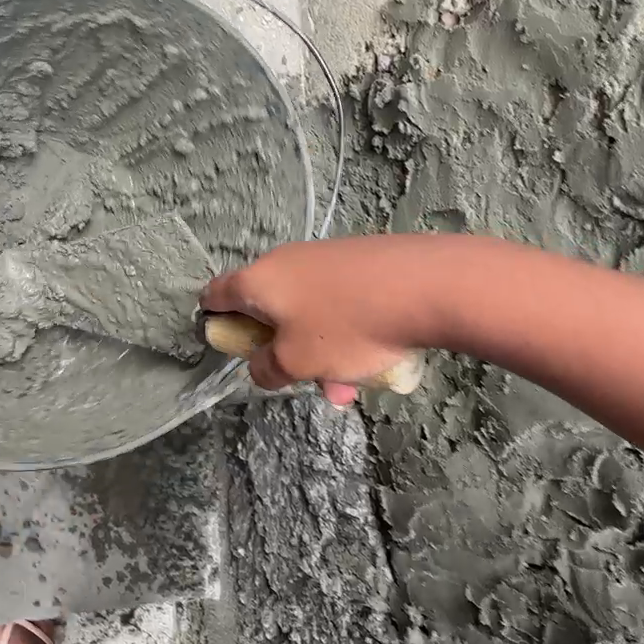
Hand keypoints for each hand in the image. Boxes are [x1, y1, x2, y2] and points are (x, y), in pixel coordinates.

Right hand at [201, 235, 454, 403]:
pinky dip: (347, 331)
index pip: (215, 294)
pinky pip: (339, 302)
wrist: (429, 285)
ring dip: (321, 351)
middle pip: (268, 310)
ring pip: (308, 312)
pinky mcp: (360, 260)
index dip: (214, 320)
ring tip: (352, 385)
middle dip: (283, 350)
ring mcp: (324, 258)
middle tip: (305, 381)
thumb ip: (266, 369)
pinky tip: (377, 357)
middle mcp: (285, 262)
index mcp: (257, 281)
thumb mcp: (296, 362)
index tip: (229, 343)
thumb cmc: (347, 326)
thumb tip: (259, 366)